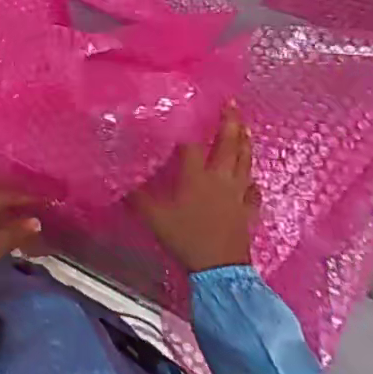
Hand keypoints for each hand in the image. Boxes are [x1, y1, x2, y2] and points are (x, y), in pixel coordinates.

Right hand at [132, 103, 259, 272]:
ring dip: (245, 144)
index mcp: (196, 177)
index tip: (187, 114)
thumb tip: (119, 181)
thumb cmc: (185, 238)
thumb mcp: (153, 217)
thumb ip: (137, 197)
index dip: (188, 130)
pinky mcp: (248, 211)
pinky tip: (252, 181)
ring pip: (245, 163)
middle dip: (229, 124)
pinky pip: (253, 192)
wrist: (219, 268)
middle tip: (231, 105)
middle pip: (228, 146)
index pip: (192, 146)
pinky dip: (253, 183)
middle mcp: (220, 180)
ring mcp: (238, 195)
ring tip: (245, 129)